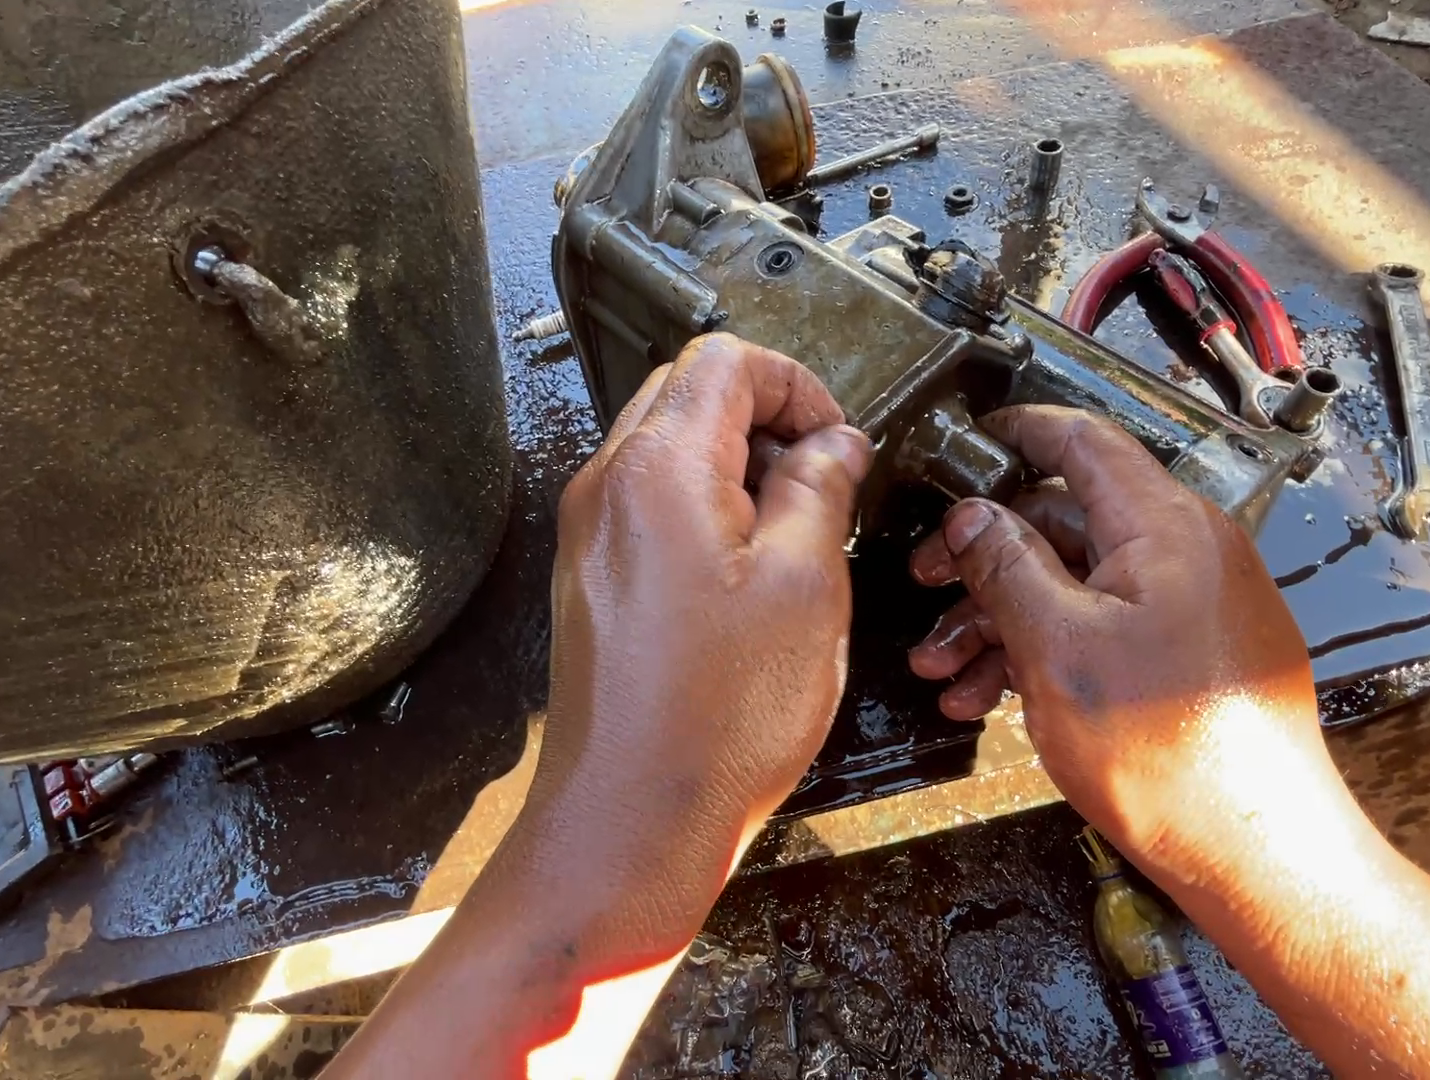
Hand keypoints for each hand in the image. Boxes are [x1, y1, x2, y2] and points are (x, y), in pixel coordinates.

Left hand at [521, 333, 870, 901]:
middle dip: (769, 423)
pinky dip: (708, 510)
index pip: (726, 361)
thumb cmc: (715, 718)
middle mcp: (609, 487)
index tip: (834, 439)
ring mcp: (593, 532)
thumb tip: (835, 443)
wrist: (630, 819)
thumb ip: (820, 488)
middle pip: (692, 396)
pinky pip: (654, 504)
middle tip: (820, 486)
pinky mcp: (596, 574)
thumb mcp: (804, 584)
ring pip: (673, 450)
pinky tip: (747, 574)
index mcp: (660, 469)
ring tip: (790, 538)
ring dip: (741, 470)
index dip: (796, 385)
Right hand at [906, 405, 1342, 886]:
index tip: (971, 438)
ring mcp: (1178, 604)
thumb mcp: (1056, 644)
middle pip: (1059, 522)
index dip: (1021, 431)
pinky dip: (1034, 649)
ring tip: (938, 665)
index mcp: (1163, 528)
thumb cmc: (1164, 750)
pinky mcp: (1173, 650)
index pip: (1084, 443)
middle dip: (982, 555)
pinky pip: (1091, 625)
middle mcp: (1179, 553)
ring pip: (1065, 582)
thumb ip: (1006, 565)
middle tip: (926, 580)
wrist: (1252, 856)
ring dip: (995, 617)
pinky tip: (980, 694)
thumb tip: (970, 515)